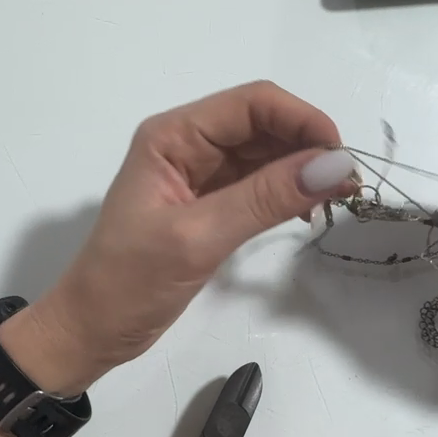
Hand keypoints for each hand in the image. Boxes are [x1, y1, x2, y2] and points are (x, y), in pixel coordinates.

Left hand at [4, 82, 357, 390]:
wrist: (90, 332)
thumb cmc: (128, 283)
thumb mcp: (197, 238)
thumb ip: (265, 199)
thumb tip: (334, 167)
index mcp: (173, 137)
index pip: (251, 104)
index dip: (302, 120)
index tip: (341, 158)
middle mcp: (188, 146)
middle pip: (262, 125)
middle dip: (307, 146)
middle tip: (347, 187)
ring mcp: (199, 178)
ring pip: (264, 156)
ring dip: (302, 171)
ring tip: (335, 200)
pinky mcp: (208, 208)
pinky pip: (257, 187)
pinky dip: (286, 194)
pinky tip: (308, 211)